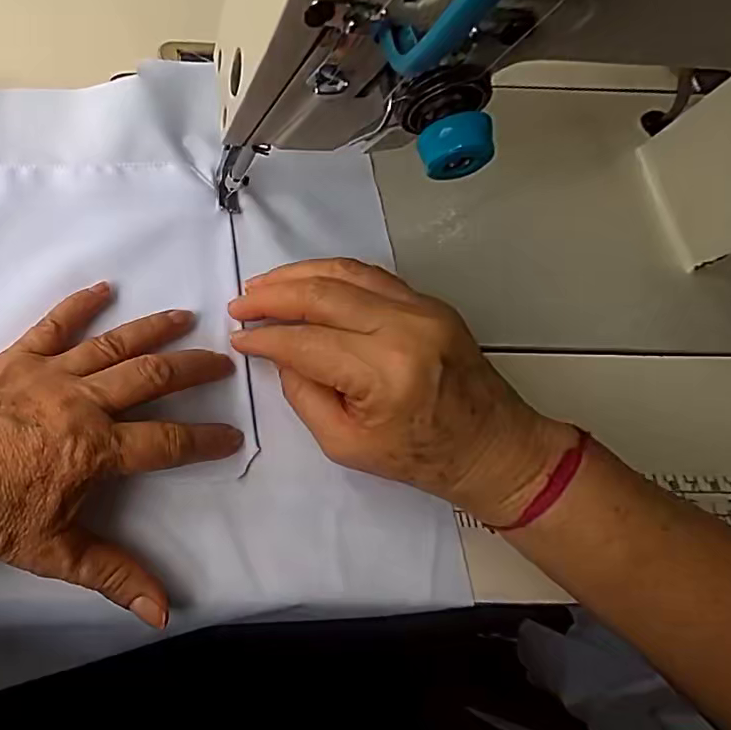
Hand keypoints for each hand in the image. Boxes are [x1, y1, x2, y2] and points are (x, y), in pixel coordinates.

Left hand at [0, 282, 242, 628]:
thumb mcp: (52, 551)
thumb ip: (112, 574)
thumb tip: (164, 615)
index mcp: (95, 450)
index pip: (168, 442)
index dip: (205, 439)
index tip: (231, 435)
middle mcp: (80, 403)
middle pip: (151, 378)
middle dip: (193, 369)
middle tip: (222, 361)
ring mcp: (47, 375)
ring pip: (112, 344)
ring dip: (152, 329)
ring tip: (184, 317)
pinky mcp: (15, 359)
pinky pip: (53, 324)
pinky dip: (79, 304)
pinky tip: (103, 288)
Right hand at [228, 258, 578, 525]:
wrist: (493, 447)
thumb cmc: (416, 455)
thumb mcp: (340, 441)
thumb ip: (303, 393)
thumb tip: (280, 354)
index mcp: (384, 373)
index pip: (304, 342)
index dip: (263, 338)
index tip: (237, 338)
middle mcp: (405, 330)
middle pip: (321, 296)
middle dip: (270, 297)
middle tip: (239, 304)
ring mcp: (423, 310)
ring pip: (344, 273)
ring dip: (295, 276)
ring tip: (260, 286)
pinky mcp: (429, 304)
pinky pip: (368, 276)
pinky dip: (327, 274)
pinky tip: (301, 282)